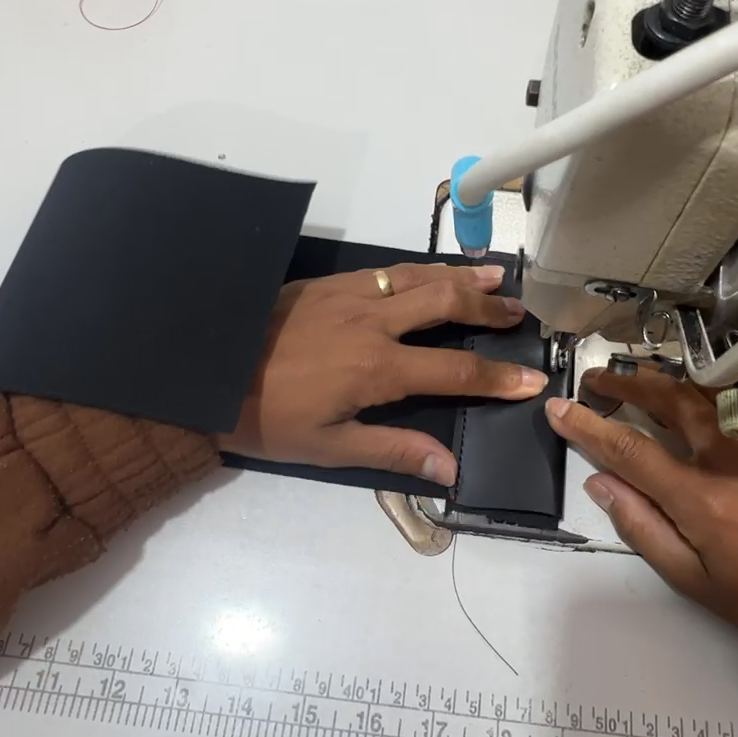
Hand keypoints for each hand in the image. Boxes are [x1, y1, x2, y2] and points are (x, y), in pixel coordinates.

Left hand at [215, 263, 546, 485]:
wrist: (205, 373)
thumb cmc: (267, 419)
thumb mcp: (327, 448)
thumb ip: (392, 451)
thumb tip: (449, 468)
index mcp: (376, 369)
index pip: (454, 372)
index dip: (497, 379)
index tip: (532, 380)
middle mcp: (373, 323)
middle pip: (445, 305)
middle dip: (488, 310)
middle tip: (518, 312)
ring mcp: (351, 295)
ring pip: (418, 277)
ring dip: (460, 277)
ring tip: (494, 278)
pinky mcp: (329, 282)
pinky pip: (386, 270)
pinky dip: (418, 269)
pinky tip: (430, 272)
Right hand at [545, 367, 737, 669]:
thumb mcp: (695, 582)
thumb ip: (642, 526)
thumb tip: (599, 481)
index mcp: (706, 502)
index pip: (631, 450)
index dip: (588, 426)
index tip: (560, 409)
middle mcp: (737, 458)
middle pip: (670, 401)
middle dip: (626, 383)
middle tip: (597, 378)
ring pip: (707, 392)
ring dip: (666, 381)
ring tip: (638, 378)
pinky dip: (708, 394)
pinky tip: (694, 398)